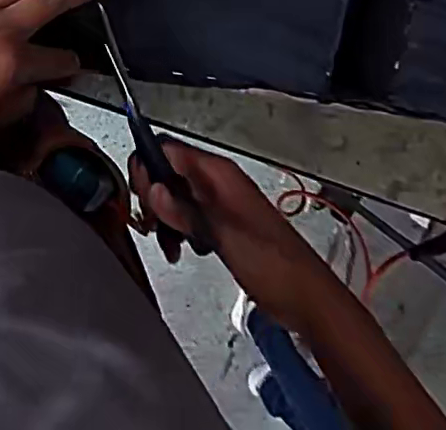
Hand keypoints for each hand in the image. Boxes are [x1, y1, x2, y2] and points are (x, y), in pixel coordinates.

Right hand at [131, 140, 346, 332]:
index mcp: (218, 173)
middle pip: (167, 170)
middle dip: (152, 195)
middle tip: (152, 223)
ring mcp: (217, 201)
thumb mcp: (221, 234)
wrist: (304, 296)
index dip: (147, 166)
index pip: (168, 149)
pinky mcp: (219, 222)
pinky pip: (187, 214)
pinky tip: (180, 248)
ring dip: (163, 216)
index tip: (140, 196)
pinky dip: (177, 228)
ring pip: (174, 194)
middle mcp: (216, 180)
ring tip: (168, 243)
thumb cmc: (272, 262)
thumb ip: (184, 211)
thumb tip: (152, 189)